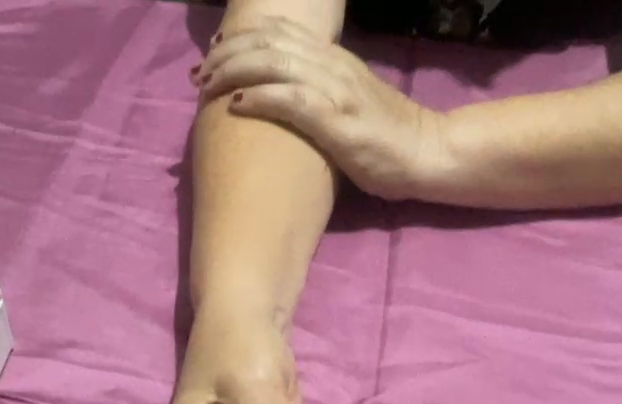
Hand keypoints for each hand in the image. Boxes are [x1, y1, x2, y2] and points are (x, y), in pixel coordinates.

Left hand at [194, 18, 448, 200]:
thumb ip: (316, 96)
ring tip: (205, 85)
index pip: (280, 32)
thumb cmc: (382, 139)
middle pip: (269, 42)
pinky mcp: (337, 121)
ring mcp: (335, 91)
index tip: (213, 51)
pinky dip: (260, 97)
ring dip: (233, 71)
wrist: (423, 153)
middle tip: (197, 73)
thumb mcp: (346, 104)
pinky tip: (235, 103)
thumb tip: (280, 102)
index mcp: (333, 59)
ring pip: (274, 64)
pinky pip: (291, 100)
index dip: (241, 37)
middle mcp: (331, 65)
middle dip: (227, 52)